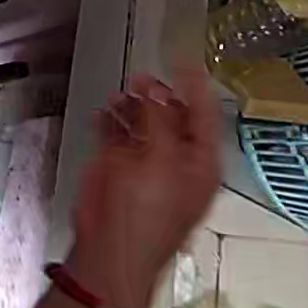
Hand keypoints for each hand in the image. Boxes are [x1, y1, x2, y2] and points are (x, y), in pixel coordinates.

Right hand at [67, 69, 219, 307]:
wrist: (110, 245)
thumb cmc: (144, 215)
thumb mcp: (158, 161)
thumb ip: (158, 122)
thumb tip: (156, 90)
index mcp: (199, 160)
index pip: (203, 114)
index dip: (195, 87)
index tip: (185, 61)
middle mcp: (175, 158)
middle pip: (170, 116)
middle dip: (156, 95)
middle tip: (141, 75)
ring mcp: (145, 162)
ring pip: (141, 123)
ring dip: (130, 105)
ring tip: (119, 91)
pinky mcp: (116, 167)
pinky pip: (115, 135)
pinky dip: (109, 121)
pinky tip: (104, 111)